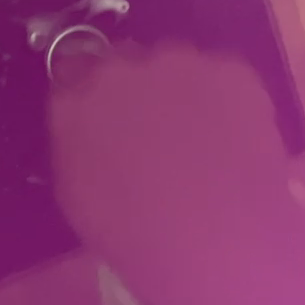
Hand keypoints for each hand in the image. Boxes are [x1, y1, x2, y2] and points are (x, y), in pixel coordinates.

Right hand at [48, 42, 304, 304]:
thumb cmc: (133, 233)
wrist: (218, 244)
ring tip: (200, 134)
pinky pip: (219, 74)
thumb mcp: (76, 189)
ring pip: (172, 63)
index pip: (72, 67)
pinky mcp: (229, 69)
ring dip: (177, 87)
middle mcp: (118, 68)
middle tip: (152, 125)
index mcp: (74, 98)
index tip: (102, 108)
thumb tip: (89, 124)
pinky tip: (232, 135)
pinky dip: (223, 96)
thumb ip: (76, 139)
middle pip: (122, 60)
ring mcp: (176, 62)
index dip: (88, 86)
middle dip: (133, 86)